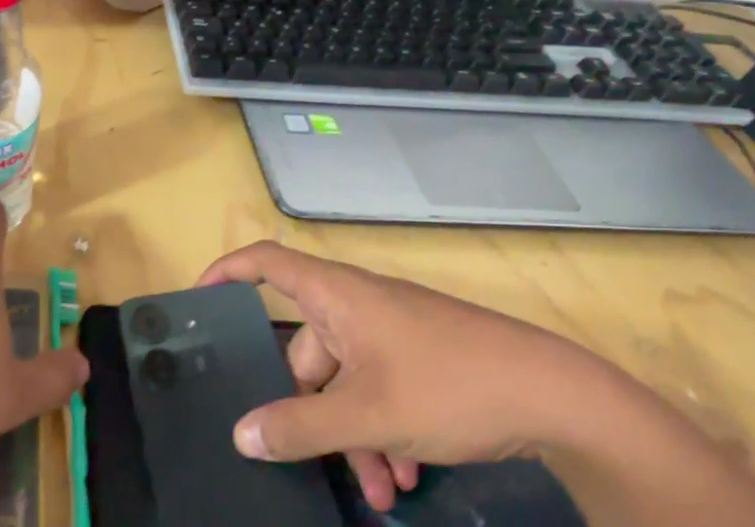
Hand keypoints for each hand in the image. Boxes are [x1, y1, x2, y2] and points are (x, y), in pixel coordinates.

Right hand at [198, 242, 608, 510]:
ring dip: (355, 435)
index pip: (266, 262)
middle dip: (313, 412)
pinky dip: (385, 430)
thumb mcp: (368, 415)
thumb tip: (241, 435)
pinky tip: (406, 475)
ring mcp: (394, 333)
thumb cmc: (448, 385)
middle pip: (308, 349)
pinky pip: (383, 389)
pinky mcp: (424, 358)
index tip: (199, 299)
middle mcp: (359, 306)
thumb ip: (300, 426)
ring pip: (349, 381)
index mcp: (337, 296)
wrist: (556, 396)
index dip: (227, 271)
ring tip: (380, 491)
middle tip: (319, 464)